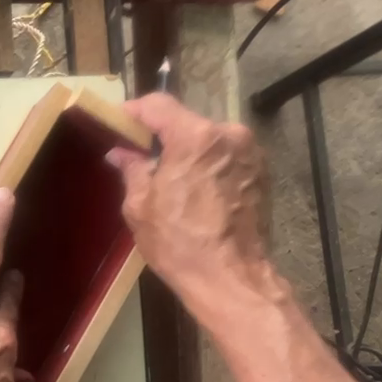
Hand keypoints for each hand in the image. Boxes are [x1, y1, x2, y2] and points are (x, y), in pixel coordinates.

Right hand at [107, 94, 280, 329]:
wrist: (230, 276)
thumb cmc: (179, 243)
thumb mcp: (140, 206)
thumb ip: (132, 169)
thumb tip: (121, 152)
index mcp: (196, 138)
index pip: (159, 105)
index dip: (134, 111)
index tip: (119, 122)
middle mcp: (229, 135)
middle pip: (186, 123)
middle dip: (162, 137)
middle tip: (140, 158)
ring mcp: (250, 152)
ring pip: (208, 141)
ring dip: (187, 153)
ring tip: (170, 181)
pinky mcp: (262, 172)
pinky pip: (226, 158)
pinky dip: (208, 166)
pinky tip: (195, 193)